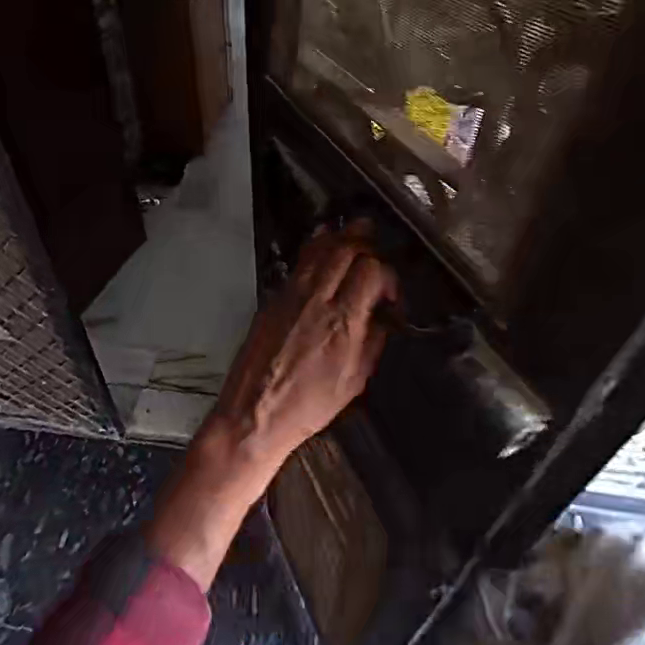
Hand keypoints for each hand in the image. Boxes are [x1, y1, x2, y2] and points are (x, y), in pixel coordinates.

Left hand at [209, 219, 398, 466]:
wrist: (254, 413)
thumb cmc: (309, 406)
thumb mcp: (354, 381)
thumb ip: (373, 342)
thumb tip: (382, 317)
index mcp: (343, 323)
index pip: (372, 271)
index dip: (388, 275)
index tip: (390, 294)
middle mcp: (318, 300)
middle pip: (346, 249)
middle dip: (367, 243)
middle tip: (378, 250)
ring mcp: (292, 294)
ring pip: (320, 248)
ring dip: (342, 237)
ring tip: (358, 231)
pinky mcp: (274, 296)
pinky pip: (300, 261)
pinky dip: (317, 246)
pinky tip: (325, 240)